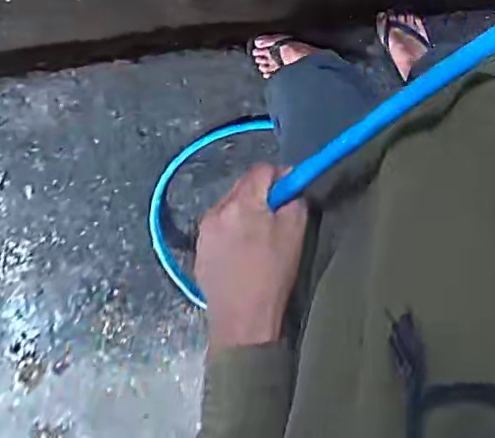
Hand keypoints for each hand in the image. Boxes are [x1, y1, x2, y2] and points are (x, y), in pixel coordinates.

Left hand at [196, 163, 307, 352]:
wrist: (243, 324)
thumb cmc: (273, 274)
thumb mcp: (296, 231)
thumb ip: (294, 198)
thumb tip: (290, 187)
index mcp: (241, 203)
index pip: (261, 170)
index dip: (280, 176)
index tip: (291, 191)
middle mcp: (216, 211)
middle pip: (243, 185)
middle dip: (262, 193)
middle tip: (277, 214)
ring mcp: (204, 233)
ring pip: (230, 205)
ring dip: (246, 210)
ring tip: (259, 236)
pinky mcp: (199, 251)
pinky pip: (219, 226)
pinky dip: (232, 229)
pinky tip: (243, 252)